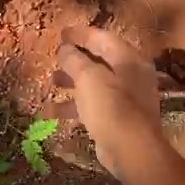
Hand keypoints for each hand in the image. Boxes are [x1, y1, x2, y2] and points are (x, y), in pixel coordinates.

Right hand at [52, 27, 165, 179]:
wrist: (132, 151)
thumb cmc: (111, 107)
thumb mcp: (88, 78)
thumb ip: (74, 60)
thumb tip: (64, 49)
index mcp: (129, 59)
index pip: (103, 38)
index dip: (81, 34)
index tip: (61, 34)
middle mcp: (131, 75)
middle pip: (100, 60)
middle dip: (75, 59)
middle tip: (55, 57)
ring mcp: (127, 98)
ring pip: (96, 83)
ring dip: (73, 82)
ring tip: (52, 82)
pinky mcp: (119, 119)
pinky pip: (95, 105)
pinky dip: (76, 105)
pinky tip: (54, 111)